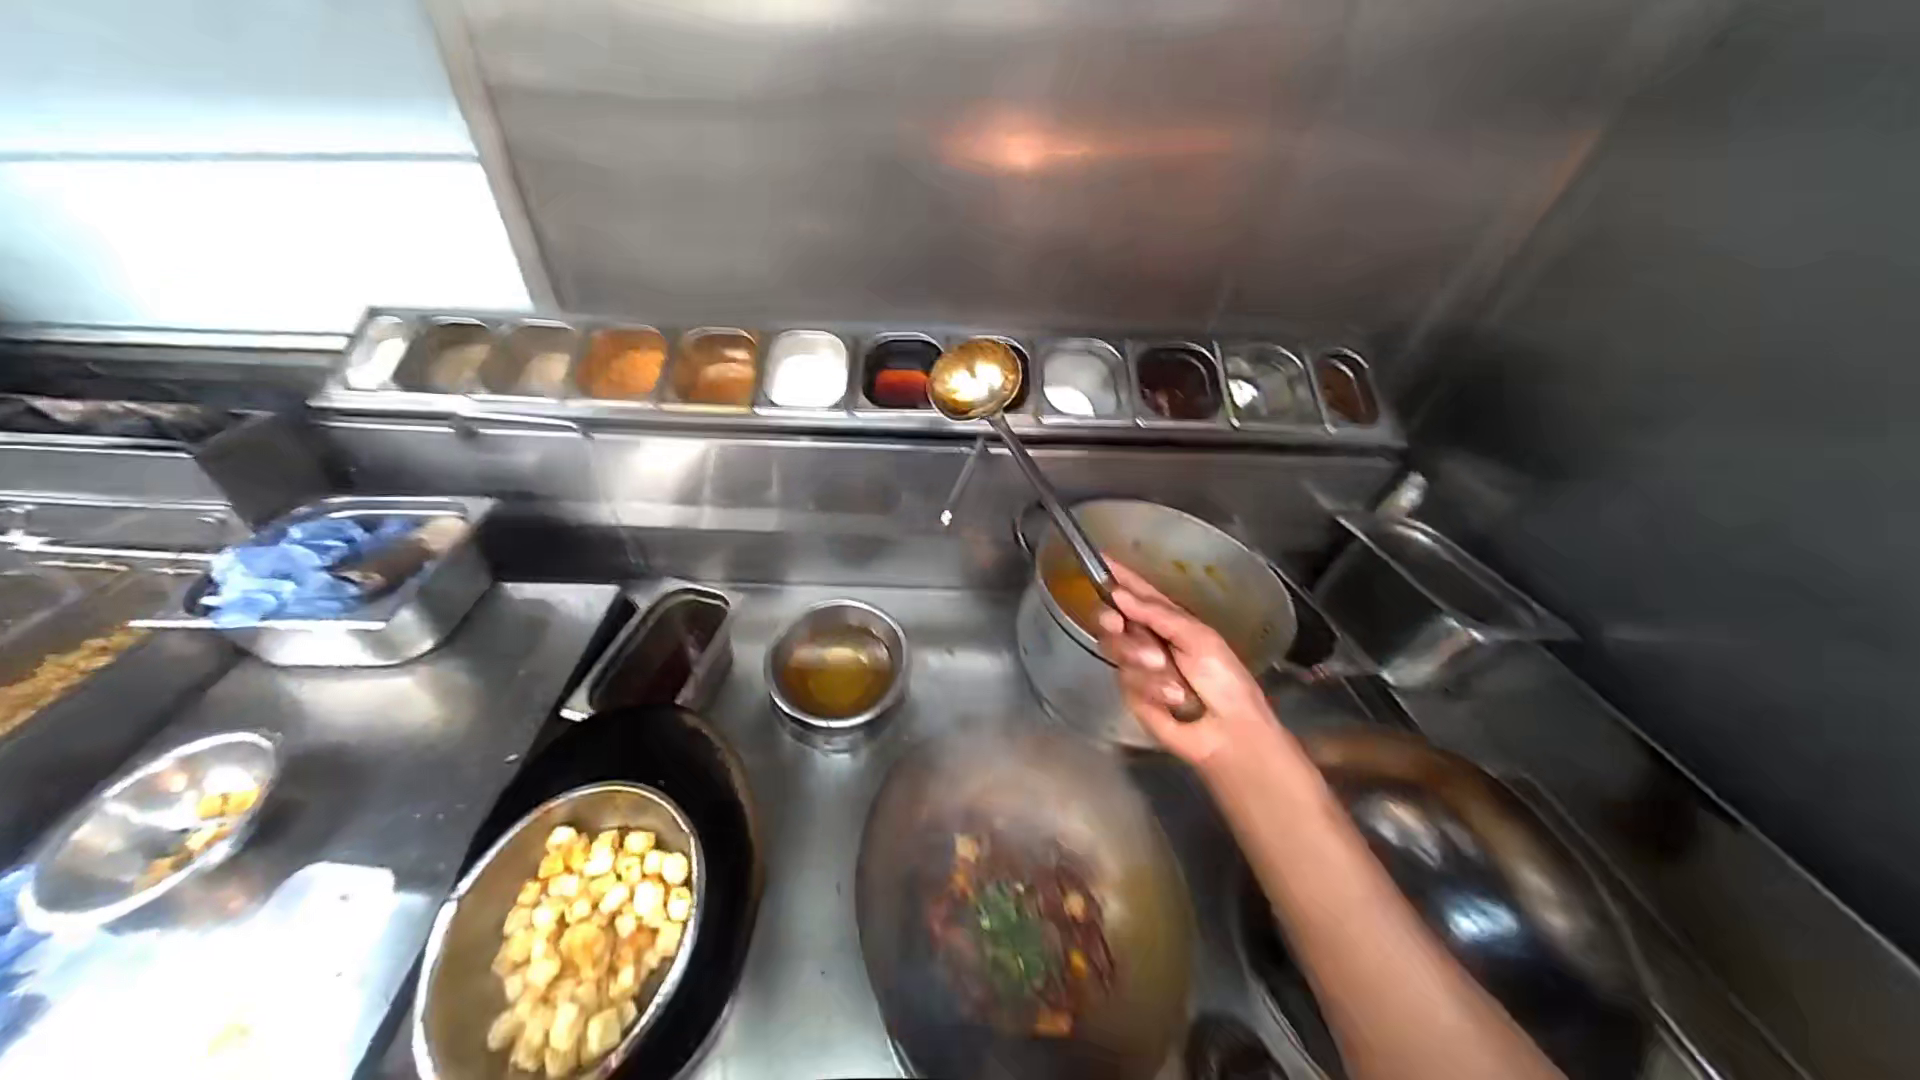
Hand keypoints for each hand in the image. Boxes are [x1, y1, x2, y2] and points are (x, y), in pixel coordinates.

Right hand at [1095, 559, 1286, 767]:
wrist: (1228, 732)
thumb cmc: (1225, 680)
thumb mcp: (1198, 637)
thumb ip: (1157, 614)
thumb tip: (1119, 594)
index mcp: (1168, 620)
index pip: (1138, 592)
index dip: (1120, 576)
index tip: (1100, 558)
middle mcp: (1147, 639)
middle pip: (1112, 618)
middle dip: (1112, 620)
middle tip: (1117, 623)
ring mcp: (1137, 667)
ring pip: (1116, 649)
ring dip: (1143, 660)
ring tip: (1172, 677)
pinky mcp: (1132, 694)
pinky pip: (1127, 680)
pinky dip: (1153, 688)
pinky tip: (1175, 699)